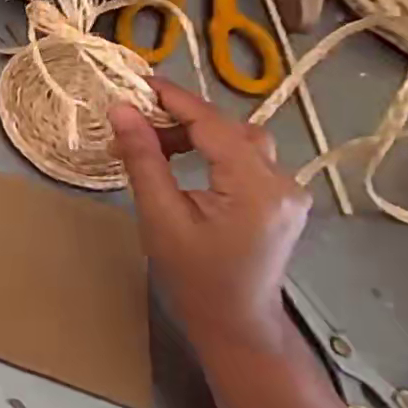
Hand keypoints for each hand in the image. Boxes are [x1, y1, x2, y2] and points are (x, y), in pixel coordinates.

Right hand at [108, 79, 310, 348]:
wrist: (236, 324)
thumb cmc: (194, 277)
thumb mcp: (160, 216)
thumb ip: (143, 158)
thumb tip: (121, 109)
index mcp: (255, 186)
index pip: (211, 123)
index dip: (173, 98)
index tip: (135, 82)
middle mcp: (282, 181)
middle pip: (228, 127)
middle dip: (180, 118)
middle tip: (136, 124)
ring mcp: (287, 190)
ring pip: (238, 139)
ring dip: (195, 133)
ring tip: (154, 145)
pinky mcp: (281, 198)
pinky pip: (246, 157)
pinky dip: (211, 150)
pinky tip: (183, 161)